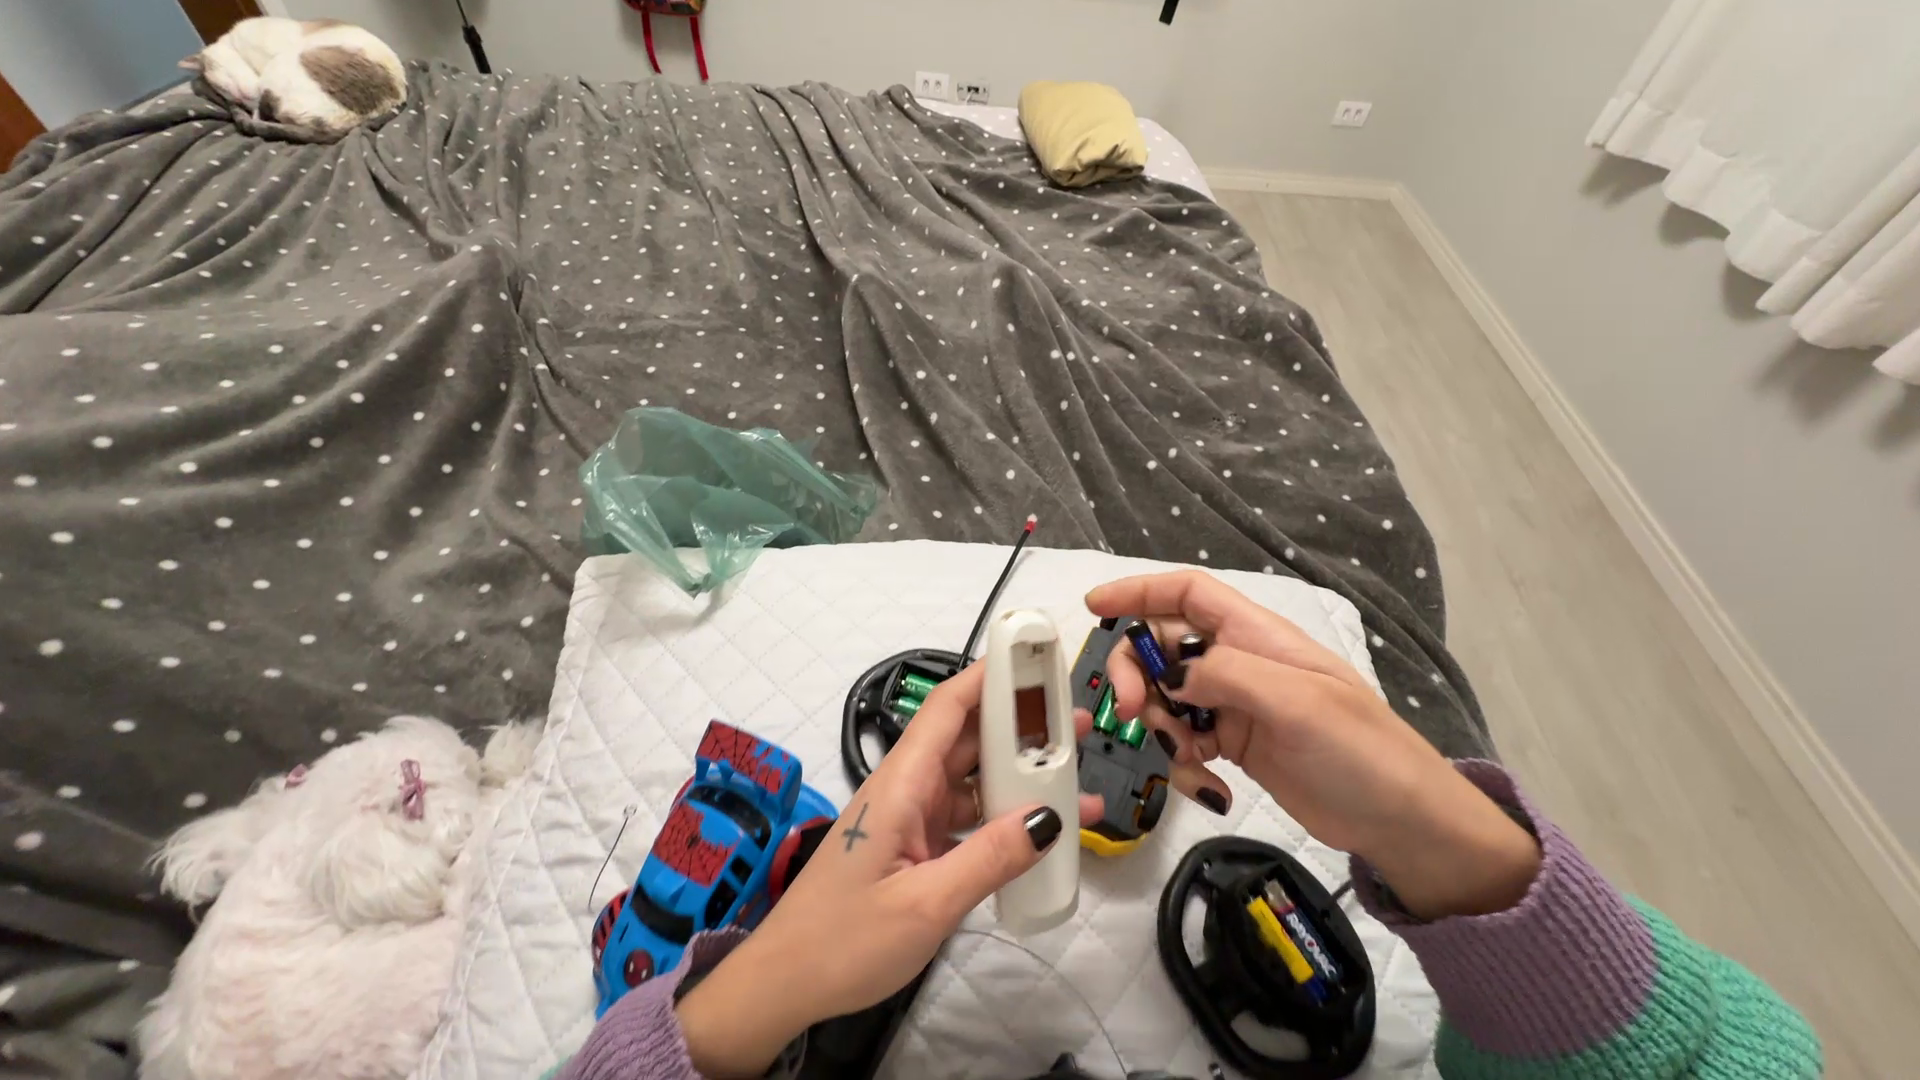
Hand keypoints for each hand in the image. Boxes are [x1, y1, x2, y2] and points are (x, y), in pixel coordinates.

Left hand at [677, 662, 1103, 1077]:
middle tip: (1077, 720)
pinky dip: (1003, 817)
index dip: (989, 676)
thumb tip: (1049, 818)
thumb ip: (990, 859)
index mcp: (901, 784)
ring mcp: (911, 816)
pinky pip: (967, 816)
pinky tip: (1041, 830)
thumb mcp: (926, 905)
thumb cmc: (845, 941)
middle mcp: (907, 788)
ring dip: (1020, 774)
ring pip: (973, 778)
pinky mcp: (915, 843)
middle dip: (1022, 724)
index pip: (948, 708)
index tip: (1034, 660)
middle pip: (969, 738)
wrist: (786, 984)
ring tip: (1075, 774)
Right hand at [1088, 571, 1539, 920]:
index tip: (1095, 605)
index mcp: (1257, 635)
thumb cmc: (1361, 751)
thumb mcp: (1296, 702)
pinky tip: (1206, 783)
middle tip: (1133, 711)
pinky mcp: (1233, 743)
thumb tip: (1170, 675)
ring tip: (1185, 754)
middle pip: (1164, 645)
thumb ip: (1226, 675)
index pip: (1188, 593)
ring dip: (1160, 721)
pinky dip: (1181, 759)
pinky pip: (1184, 738)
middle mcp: (1240, 661)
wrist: (1401, 822)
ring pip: (1168, 694)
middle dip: (1139, 672)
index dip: (1139, 591)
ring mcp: (1234, 704)